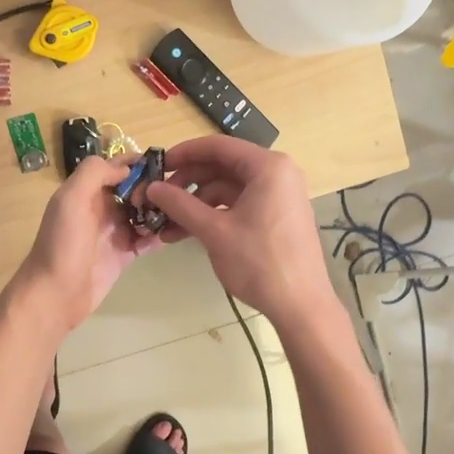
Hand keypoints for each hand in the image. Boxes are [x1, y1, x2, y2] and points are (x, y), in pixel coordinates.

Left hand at [9, 155, 162, 331]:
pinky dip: (158, 235)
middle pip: (134, 189)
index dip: (137, 163)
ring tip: (179, 212)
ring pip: (142, 212)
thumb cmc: (63, 244)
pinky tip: (172, 234)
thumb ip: (95, 173)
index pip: (115, 167)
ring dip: (159, 211)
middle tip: (175, 193)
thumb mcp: (71, 199)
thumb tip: (126, 168)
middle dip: (153, 188)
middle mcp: (100, 207)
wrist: (56, 294)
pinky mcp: (123, 254)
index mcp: (86, 190)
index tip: (165, 163)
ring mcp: (113, 231)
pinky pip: (146, 239)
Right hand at [147, 136, 339, 326]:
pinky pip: (240, 204)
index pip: (218, 146)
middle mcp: (278, 173)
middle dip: (188, 182)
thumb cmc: (259, 262)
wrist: (301, 306)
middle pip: (223, 166)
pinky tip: (188, 232)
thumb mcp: (214, 231)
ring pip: (229, 188)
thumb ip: (180, 205)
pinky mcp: (277, 216)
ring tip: (166, 225)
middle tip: (159, 199)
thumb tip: (151, 188)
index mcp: (268, 166)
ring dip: (197, 203)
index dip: (184, 153)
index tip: (157, 165)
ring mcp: (279, 195)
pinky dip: (215, 214)